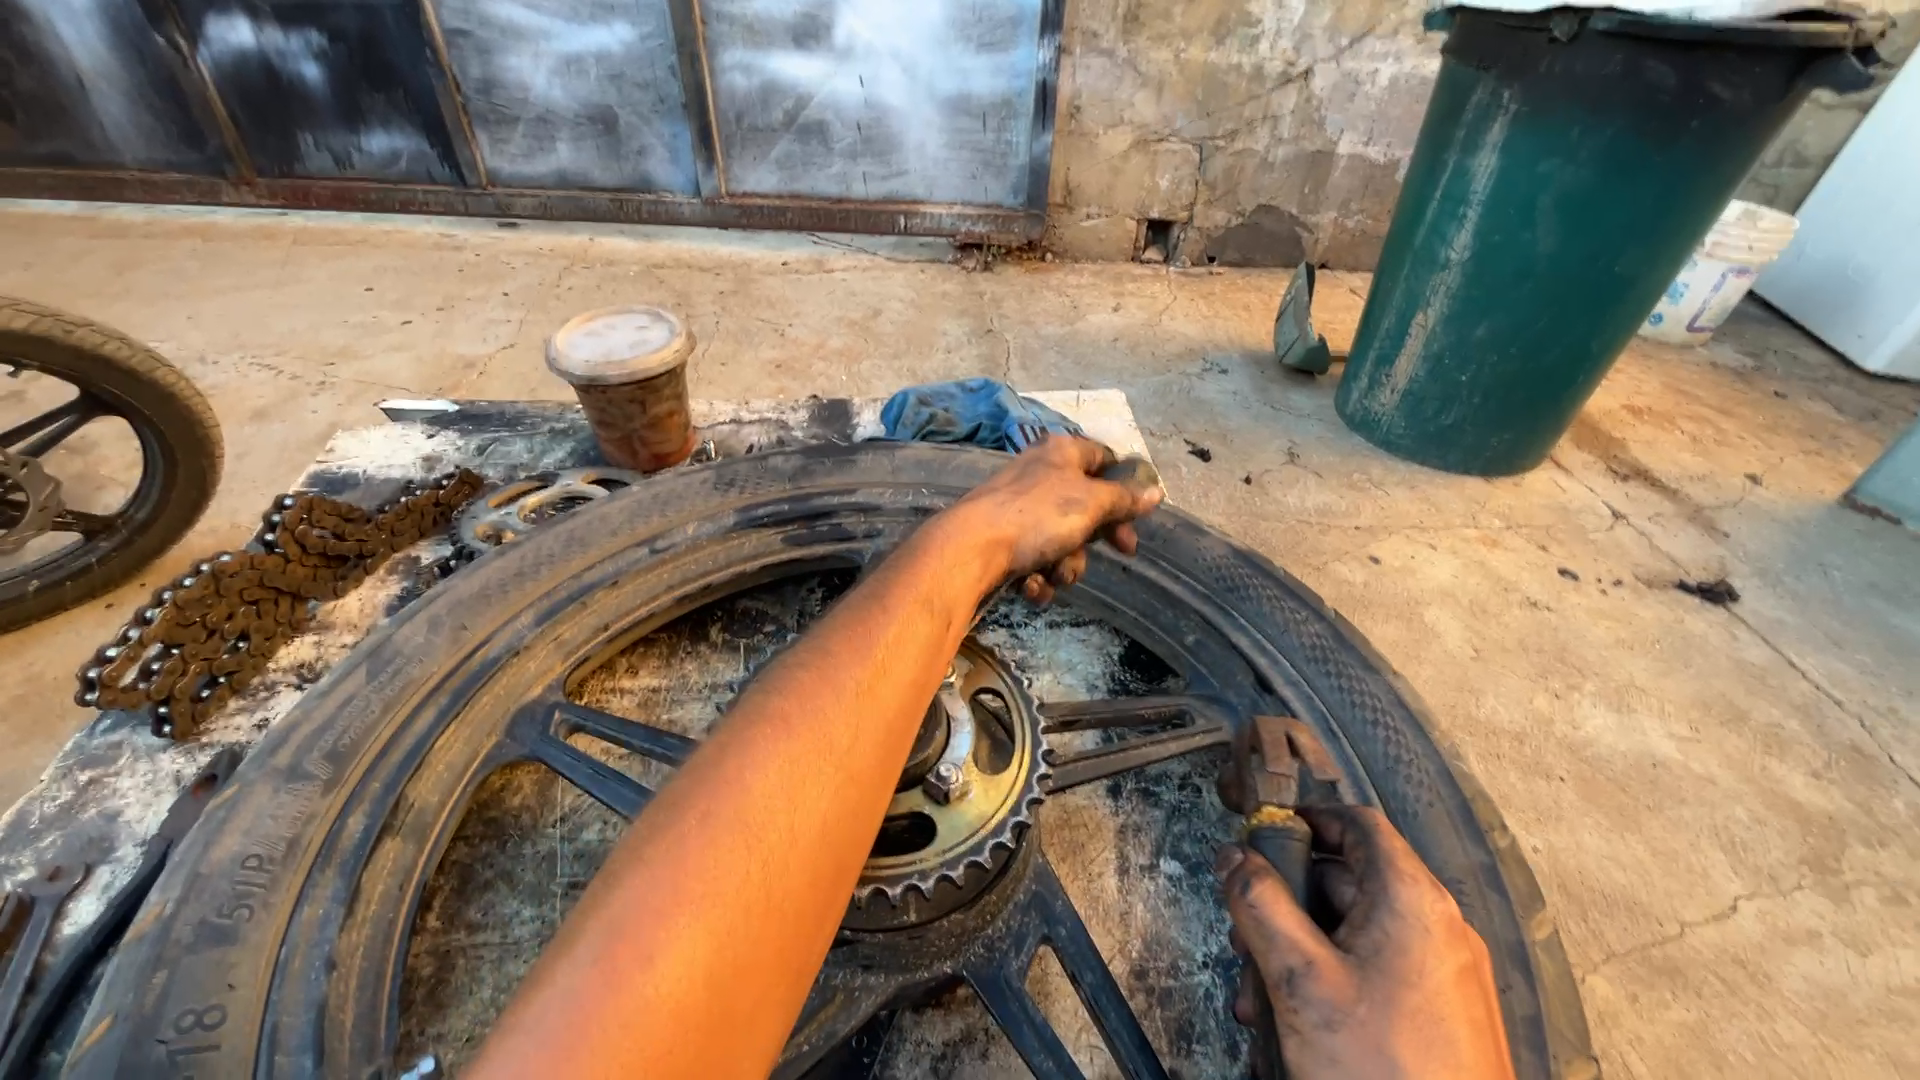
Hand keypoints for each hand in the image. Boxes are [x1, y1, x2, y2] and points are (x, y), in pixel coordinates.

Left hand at [940, 435, 1162, 603]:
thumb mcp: (1090, 504)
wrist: (969, 551)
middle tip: (1122, 552)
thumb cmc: (1035, 517)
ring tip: (1052, 572)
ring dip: (1065, 566)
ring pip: (1062, 543)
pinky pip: (1035, 563)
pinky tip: (1029, 585)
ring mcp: (1019, 512)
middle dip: (1095, 539)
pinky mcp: (1002, 545)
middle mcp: (1039, 476)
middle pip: (1086, 508)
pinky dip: (1037, 578)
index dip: (1124, 486)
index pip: (1104, 458)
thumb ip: (1125, 499)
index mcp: (1060, 453)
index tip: (1138, 513)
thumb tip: (1156, 492)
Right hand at [1215, 806, 1515, 1079]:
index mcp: (1411, 899)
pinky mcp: (1438, 1010)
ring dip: (1296, 948)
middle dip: (1283, 902)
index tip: (1260, 837)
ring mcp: (1440, 970)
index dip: (1306, 819)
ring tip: (1258, 994)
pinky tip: (1290, 1020)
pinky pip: (1371, 968)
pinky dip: (1327, 978)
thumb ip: (1260, 903)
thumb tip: (1233, 855)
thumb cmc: (1380, 1069)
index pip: (1357, 822)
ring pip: (1350, 929)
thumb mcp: (1300, 978)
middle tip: (1243, 934)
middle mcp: (1435, 924)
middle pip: (1344, 879)